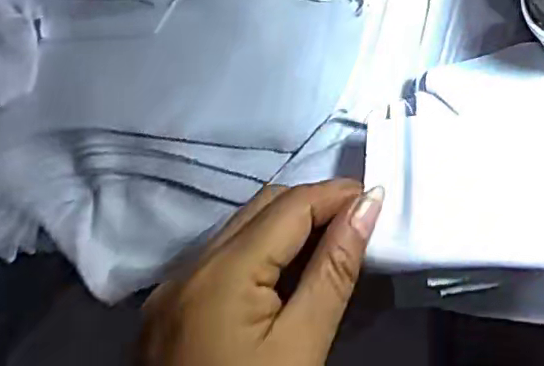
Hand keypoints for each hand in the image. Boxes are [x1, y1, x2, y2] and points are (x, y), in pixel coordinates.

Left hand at [138, 179, 383, 365]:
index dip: (334, 194)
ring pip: (240, 229)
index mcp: (218, 274)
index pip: (288, 207)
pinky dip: (260, 253)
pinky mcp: (167, 312)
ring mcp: (171, 290)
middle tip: (360, 218)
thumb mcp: (302, 348)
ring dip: (287, 227)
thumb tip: (367, 204)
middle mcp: (187, 268)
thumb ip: (334, 270)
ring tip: (333, 240)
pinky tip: (288, 272)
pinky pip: (221, 259)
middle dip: (313, 205)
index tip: (375, 195)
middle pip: (261, 208)